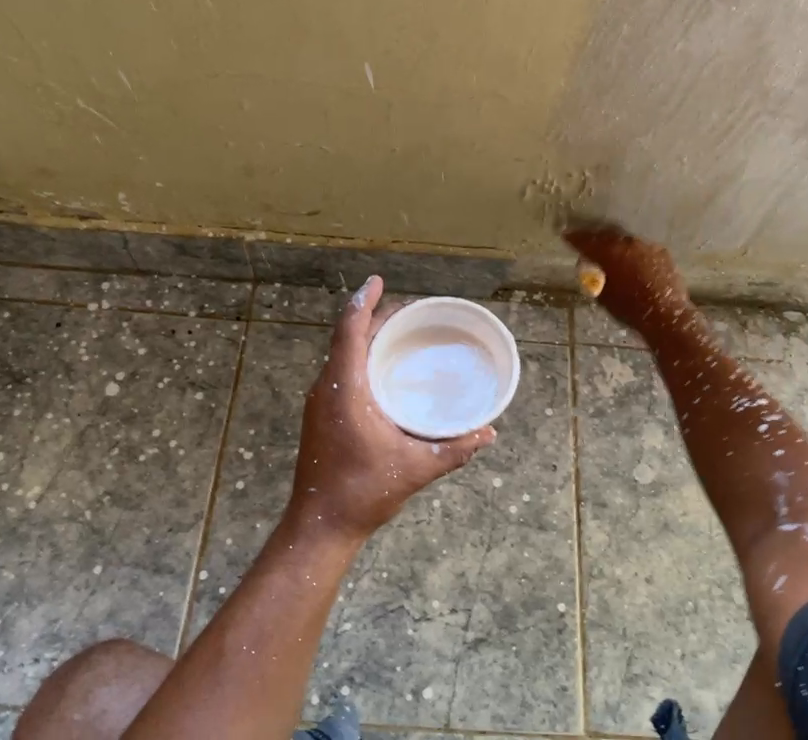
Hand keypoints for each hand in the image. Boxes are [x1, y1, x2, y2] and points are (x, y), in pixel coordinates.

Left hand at [287, 276, 496, 542]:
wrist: (318, 527)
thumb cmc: (362, 492)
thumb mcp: (415, 469)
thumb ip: (454, 450)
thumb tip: (488, 433)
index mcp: (345, 390)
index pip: (350, 331)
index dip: (363, 302)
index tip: (377, 281)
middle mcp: (327, 389)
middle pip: (346, 339)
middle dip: (372, 317)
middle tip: (407, 309)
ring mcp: (319, 403)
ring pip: (340, 357)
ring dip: (364, 338)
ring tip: (397, 333)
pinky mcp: (320, 417)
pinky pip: (339, 373)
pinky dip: (359, 359)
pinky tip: (381, 371)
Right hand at [564, 224, 697, 340]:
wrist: (666, 315)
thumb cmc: (630, 309)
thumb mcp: (604, 296)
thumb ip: (595, 278)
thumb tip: (589, 269)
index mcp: (610, 253)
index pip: (587, 241)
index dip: (575, 239)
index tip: (566, 236)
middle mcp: (628, 244)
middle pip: (606, 236)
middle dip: (595, 240)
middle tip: (588, 244)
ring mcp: (647, 246)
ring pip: (626, 241)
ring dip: (616, 246)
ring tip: (611, 253)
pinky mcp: (662, 253)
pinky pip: (642, 249)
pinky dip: (634, 253)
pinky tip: (633, 262)